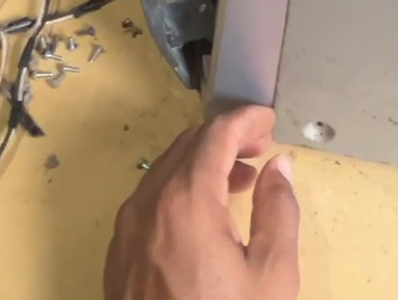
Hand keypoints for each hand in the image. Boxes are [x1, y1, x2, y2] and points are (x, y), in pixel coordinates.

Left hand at [105, 104, 300, 299]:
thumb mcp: (271, 277)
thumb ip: (279, 210)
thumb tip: (278, 167)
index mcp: (186, 200)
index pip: (216, 134)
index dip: (245, 120)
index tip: (268, 121)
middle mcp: (148, 204)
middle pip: (188, 145)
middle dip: (226, 138)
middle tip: (260, 148)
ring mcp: (126, 231)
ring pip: (166, 170)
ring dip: (204, 163)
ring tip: (241, 181)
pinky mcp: (117, 257)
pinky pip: (151, 200)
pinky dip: (181, 189)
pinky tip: (206, 215)